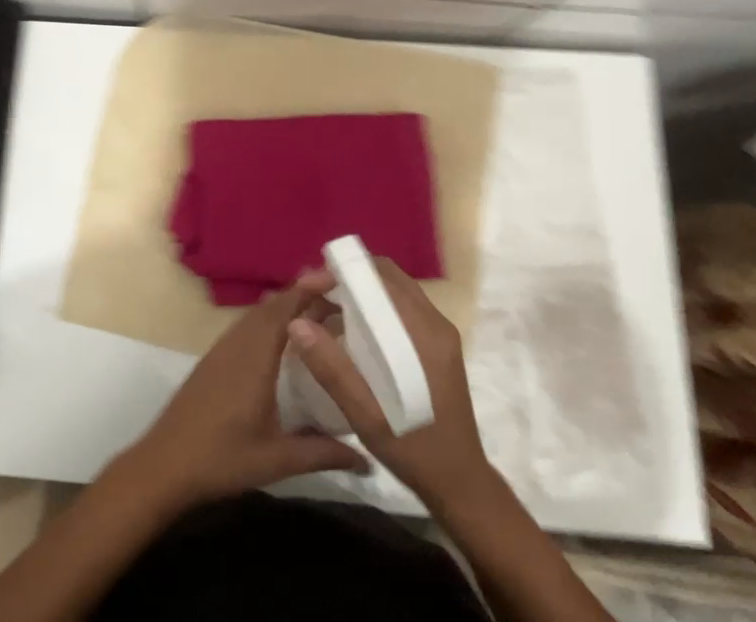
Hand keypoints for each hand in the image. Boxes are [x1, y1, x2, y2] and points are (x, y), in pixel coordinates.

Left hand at [113, 270, 369, 509]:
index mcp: (252, 360)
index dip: (306, 291)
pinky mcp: (210, 364)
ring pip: (254, 319)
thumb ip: (323, 453)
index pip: (281, 312)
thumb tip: (367, 458)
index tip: (334, 278)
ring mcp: (219, 354)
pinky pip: (243, 331)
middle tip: (337, 295)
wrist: (163, 465)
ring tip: (316, 313)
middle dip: (301, 296)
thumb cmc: (221, 459)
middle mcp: (234, 348)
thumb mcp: (277, 460)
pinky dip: (266, 325)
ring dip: (282, 310)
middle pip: (268, 309)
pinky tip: (282, 344)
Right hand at [286, 253, 494, 516]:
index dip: (342, 272)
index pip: (383, 277)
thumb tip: (296, 324)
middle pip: (388, 280)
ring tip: (319, 309)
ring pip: (393, 294)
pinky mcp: (434, 349)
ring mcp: (438, 336)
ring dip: (356, 293)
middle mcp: (436, 326)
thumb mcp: (367, 415)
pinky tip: (344, 331)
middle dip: (345, 279)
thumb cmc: (414, 449)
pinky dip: (370, 311)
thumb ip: (333, 369)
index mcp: (425, 334)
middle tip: (308, 294)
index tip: (308, 285)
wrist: (459, 483)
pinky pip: (399, 313)